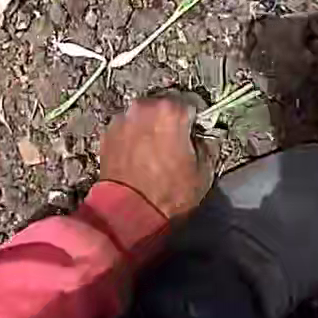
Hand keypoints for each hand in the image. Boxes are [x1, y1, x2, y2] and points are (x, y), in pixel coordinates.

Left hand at [99, 96, 211, 219]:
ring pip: (145, 114)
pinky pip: (128, 127)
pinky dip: (134, 135)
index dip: (199, 120)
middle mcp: (145, 107)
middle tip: (178, 142)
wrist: (126, 214)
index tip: (199, 133)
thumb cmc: (168, 193)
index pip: (194, 103)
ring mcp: (123, 119)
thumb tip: (210, 136)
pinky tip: (140, 155)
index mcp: (172, 110)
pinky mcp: (107, 133)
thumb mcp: (203, 172)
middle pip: (166, 104)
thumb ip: (210, 145)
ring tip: (156, 150)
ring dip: (152, 125)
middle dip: (173, 119)